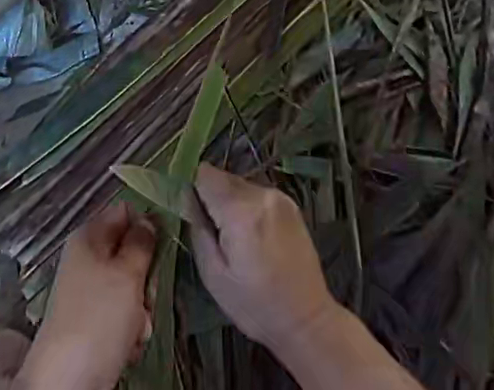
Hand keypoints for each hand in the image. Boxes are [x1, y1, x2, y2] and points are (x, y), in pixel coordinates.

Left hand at [17, 203, 156, 389]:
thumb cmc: (98, 318)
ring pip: (131, 286)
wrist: (66, 383)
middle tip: (146, 296)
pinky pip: (122, 313)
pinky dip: (130, 328)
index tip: (159, 250)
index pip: (125, 213)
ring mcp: (89, 290)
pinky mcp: (93, 320)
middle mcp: (87, 258)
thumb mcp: (127, 274)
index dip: (146, 228)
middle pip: (131, 252)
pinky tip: (127, 344)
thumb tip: (148, 219)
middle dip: (146, 277)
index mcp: (89, 236)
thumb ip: (142, 242)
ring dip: (141, 308)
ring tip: (136, 327)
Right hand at [190, 164, 340, 352]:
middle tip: (212, 231)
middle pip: (222, 177)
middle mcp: (261, 194)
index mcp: (241, 211)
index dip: (191, 186)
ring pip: (239, 184)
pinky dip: (247, 206)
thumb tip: (186, 198)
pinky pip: (256, 193)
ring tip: (233, 237)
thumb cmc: (255, 305)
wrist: (307, 319)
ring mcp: (279, 197)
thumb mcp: (213, 275)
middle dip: (210, 197)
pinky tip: (252, 235)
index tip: (188, 206)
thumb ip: (197, 229)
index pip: (204, 173)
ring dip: (229, 201)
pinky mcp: (290, 203)